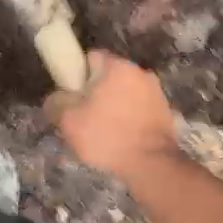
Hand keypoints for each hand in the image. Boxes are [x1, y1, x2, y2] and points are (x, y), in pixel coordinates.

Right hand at [45, 50, 182, 180]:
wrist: (152, 165)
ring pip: (124, 92)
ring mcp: (157, 93)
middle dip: (95, 90)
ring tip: (102, 130)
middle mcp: (140, 73)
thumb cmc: (106, 136)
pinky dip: (128, 117)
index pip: (91, 57)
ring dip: (113, 105)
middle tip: (83, 115)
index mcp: (117, 67)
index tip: (71, 93)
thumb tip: (57, 97)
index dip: (76, 73)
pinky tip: (120, 137)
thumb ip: (56, 102)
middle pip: (109, 75)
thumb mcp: (68, 120)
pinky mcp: (166, 112)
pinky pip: (138, 108)